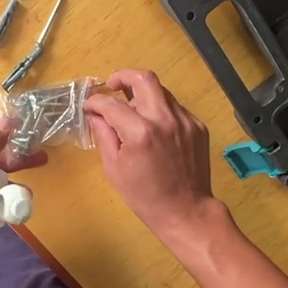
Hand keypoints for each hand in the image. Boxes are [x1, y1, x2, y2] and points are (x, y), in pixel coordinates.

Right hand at [84, 70, 221, 242]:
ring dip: (143, 95)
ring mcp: (185, 120)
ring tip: (134, 112)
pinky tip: (154, 129)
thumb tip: (96, 115)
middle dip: (123, 77)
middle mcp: (164, 119)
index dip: (96, 102)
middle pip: (144, 78)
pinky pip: (175, 108)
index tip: (90, 106)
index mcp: (140, 132)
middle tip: (113, 86)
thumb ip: (104, 135)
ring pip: (161, 91)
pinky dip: (160, 111)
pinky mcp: (197, 126)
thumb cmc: (144, 196)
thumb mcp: (114, 168)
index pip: (111, 104)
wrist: (185, 210)